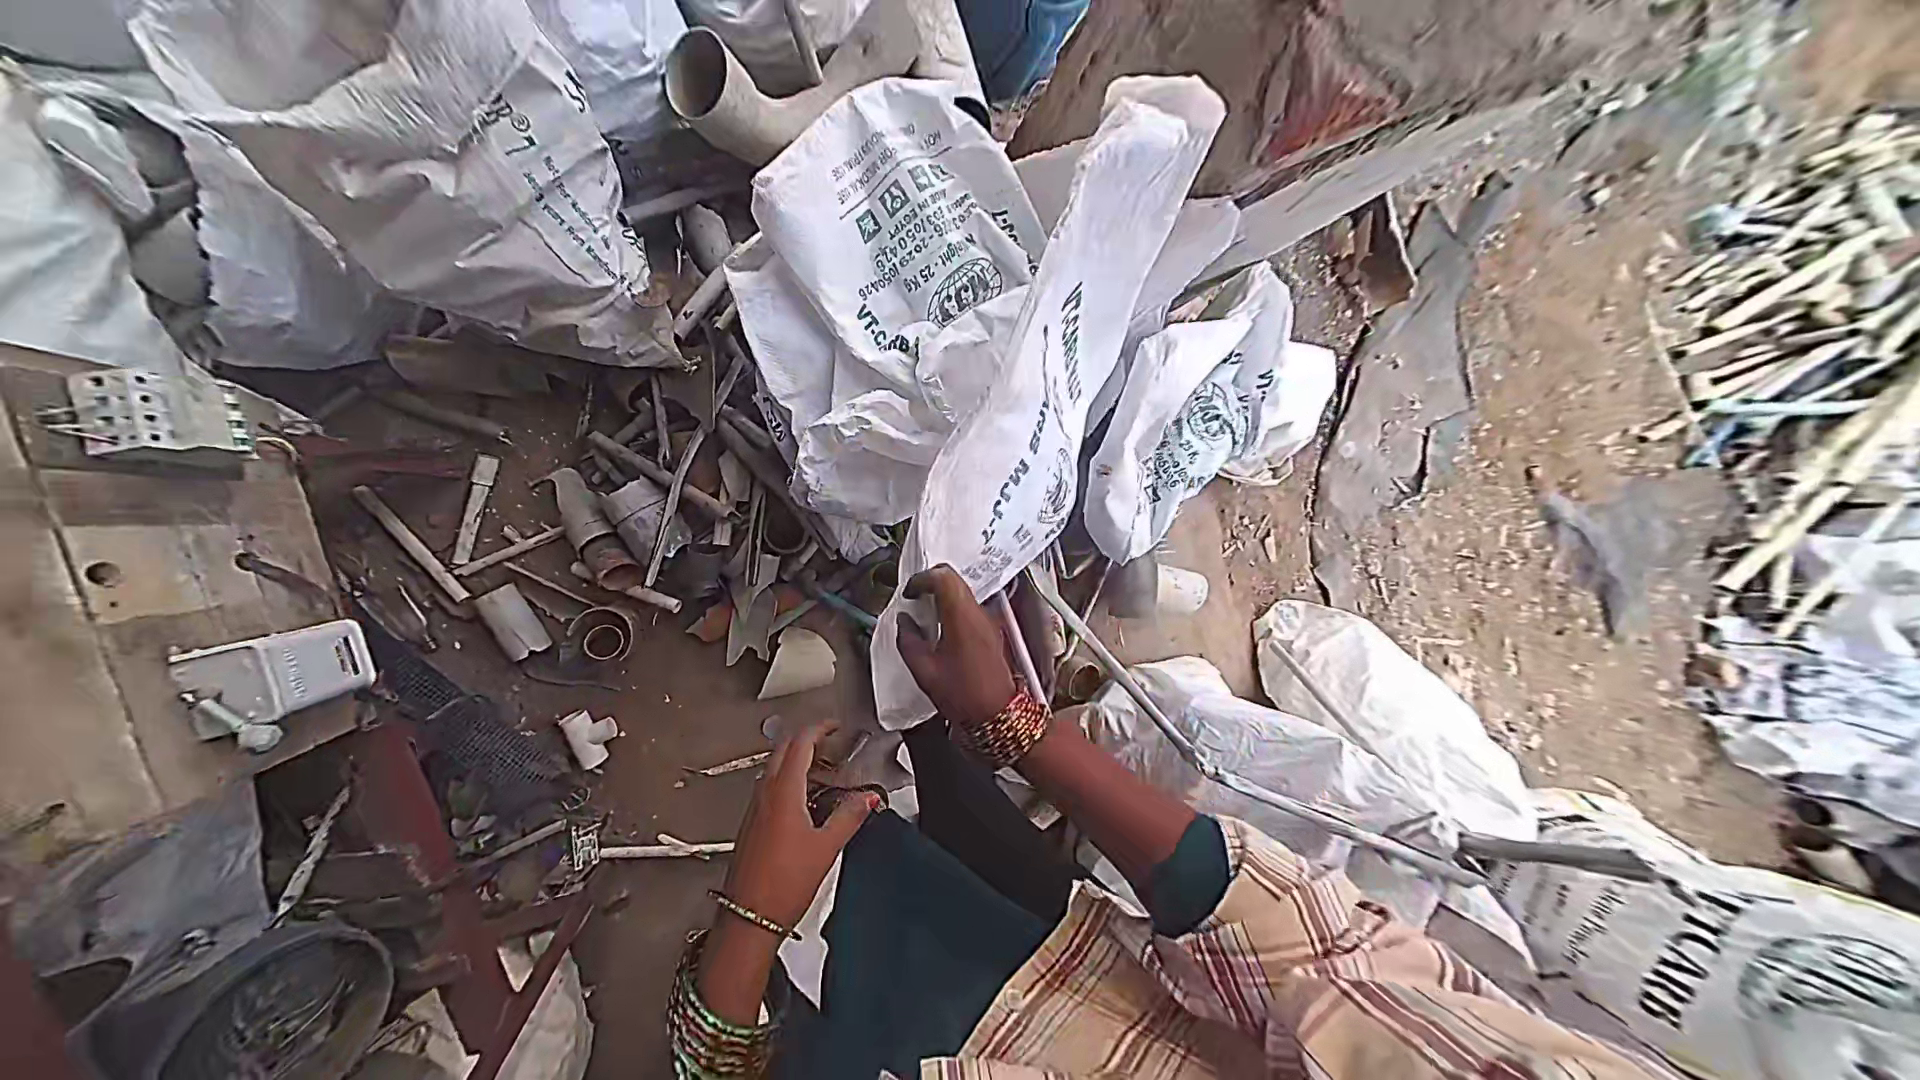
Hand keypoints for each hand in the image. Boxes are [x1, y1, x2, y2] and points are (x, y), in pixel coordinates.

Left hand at [719, 721, 877, 931]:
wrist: (749, 920)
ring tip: (821, 770)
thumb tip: (866, 799)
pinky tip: (804, 802)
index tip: (833, 727)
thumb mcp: (826, 847)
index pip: (800, 743)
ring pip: (774, 768)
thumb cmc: (782, 886)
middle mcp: (764, 795)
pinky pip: (769, 789)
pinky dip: (788, 781)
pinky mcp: (751, 825)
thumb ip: (849, 816)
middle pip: (783, 749)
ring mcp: (754, 810)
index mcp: (783, 792)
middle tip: (828, 741)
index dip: (819, 729)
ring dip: (796, 760)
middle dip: (806, 739)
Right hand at [895, 564, 1018, 731]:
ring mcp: (989, 621)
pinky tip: (942, 626)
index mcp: (962, 618)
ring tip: (926, 612)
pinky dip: (954, 608)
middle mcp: (979, 614)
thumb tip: (904, 624)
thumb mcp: (925, 671)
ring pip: (964, 592)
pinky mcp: (992, 631)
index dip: (922, 579)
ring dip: (943, 595)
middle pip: (955, 580)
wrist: (998, 715)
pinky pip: (971, 607)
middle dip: (932, 582)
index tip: (910, 591)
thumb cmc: (965, 696)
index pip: (943, 578)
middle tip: (915, 596)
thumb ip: (908, 641)